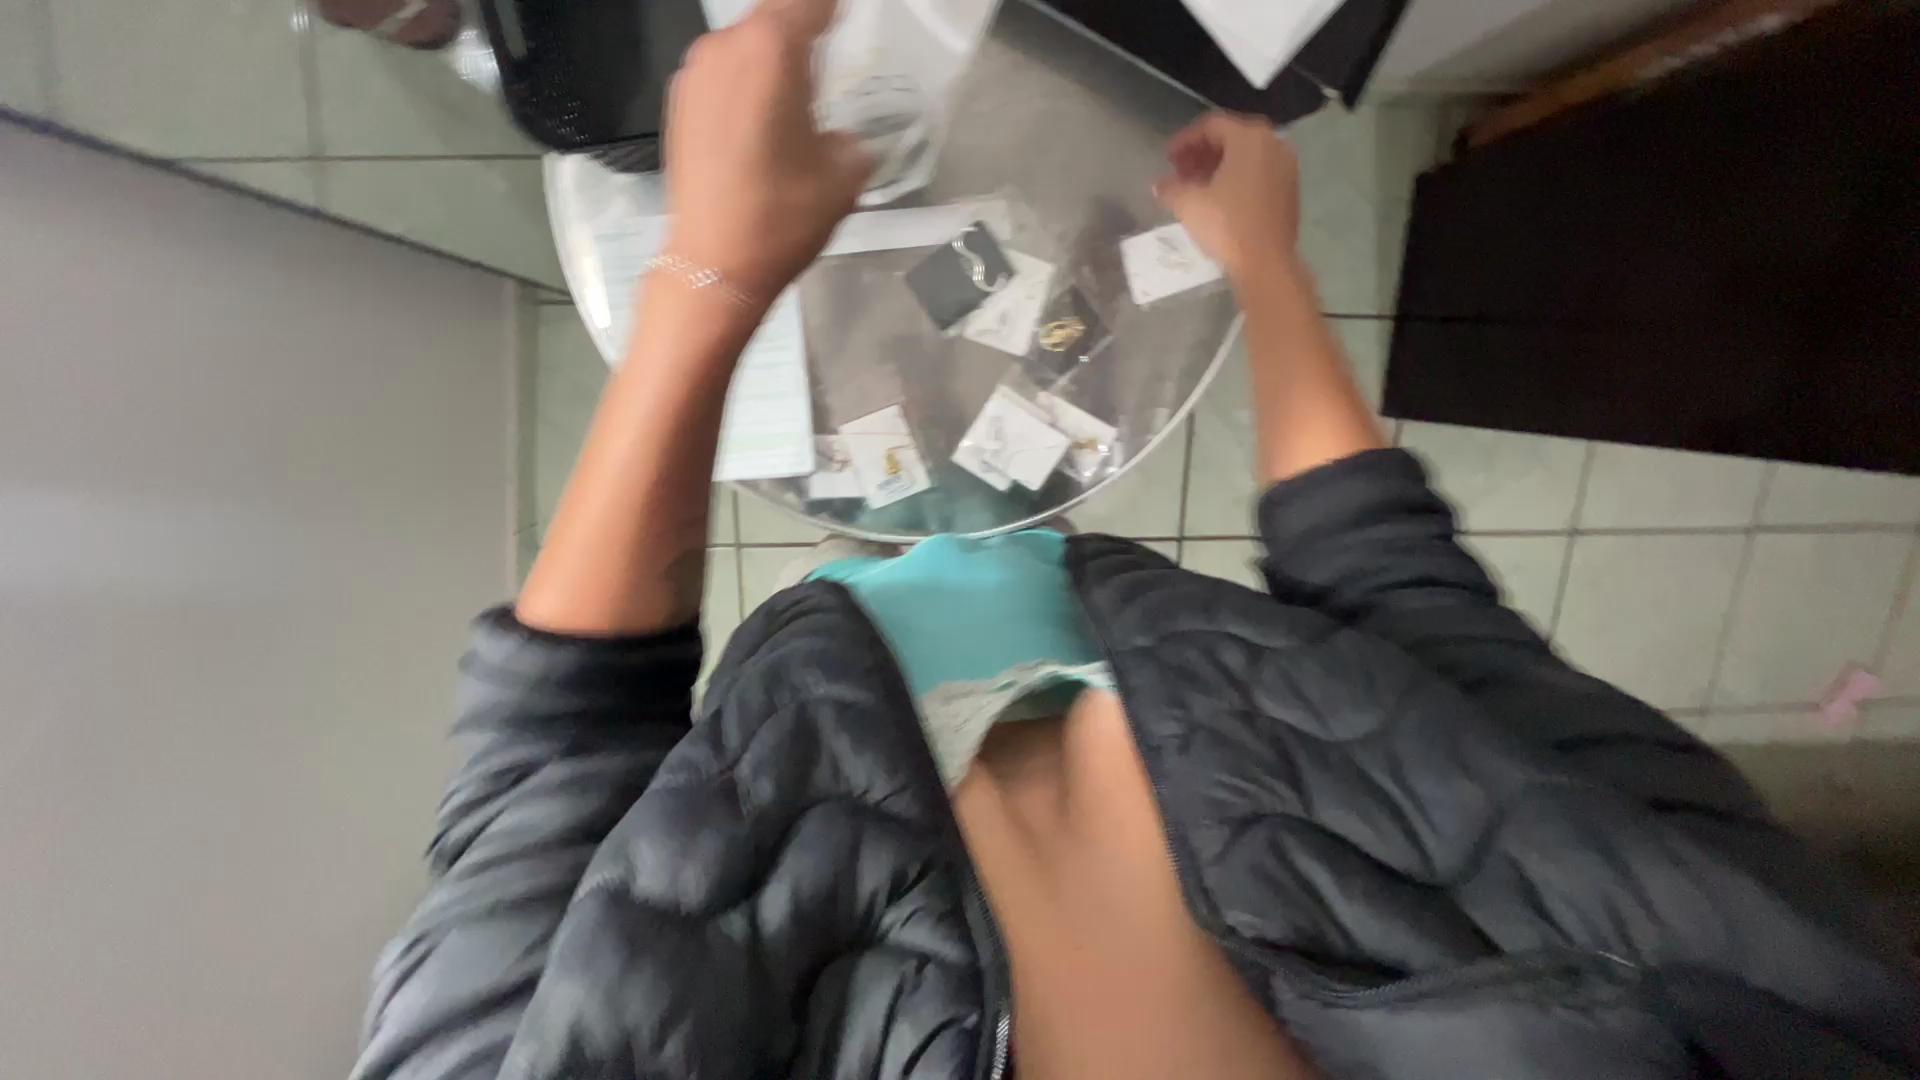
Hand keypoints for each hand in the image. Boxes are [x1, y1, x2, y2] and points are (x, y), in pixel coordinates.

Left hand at [662, 0, 874, 304]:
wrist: (715, 265)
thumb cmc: (783, 218)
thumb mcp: (842, 180)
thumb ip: (850, 143)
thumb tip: (837, 141)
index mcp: (772, 51)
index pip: (809, 4)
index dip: (832, 13)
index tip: (846, 23)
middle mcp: (725, 47)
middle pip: (770, 22)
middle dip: (798, 41)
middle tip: (822, 74)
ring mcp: (693, 75)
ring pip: (741, 50)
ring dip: (767, 68)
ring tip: (788, 108)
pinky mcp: (677, 106)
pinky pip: (720, 80)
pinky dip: (742, 91)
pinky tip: (757, 132)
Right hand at [1152, 111, 1301, 285]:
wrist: (1266, 262)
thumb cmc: (1226, 225)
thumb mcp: (1188, 204)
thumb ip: (1170, 187)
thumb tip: (1159, 184)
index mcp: (1249, 138)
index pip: (1211, 125)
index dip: (1184, 140)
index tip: (1167, 159)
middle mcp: (1272, 143)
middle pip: (1230, 138)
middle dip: (1201, 153)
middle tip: (1179, 171)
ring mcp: (1285, 166)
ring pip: (1245, 157)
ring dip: (1218, 167)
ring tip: (1195, 187)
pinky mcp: (1288, 190)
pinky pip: (1257, 174)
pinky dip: (1236, 179)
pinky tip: (1218, 200)